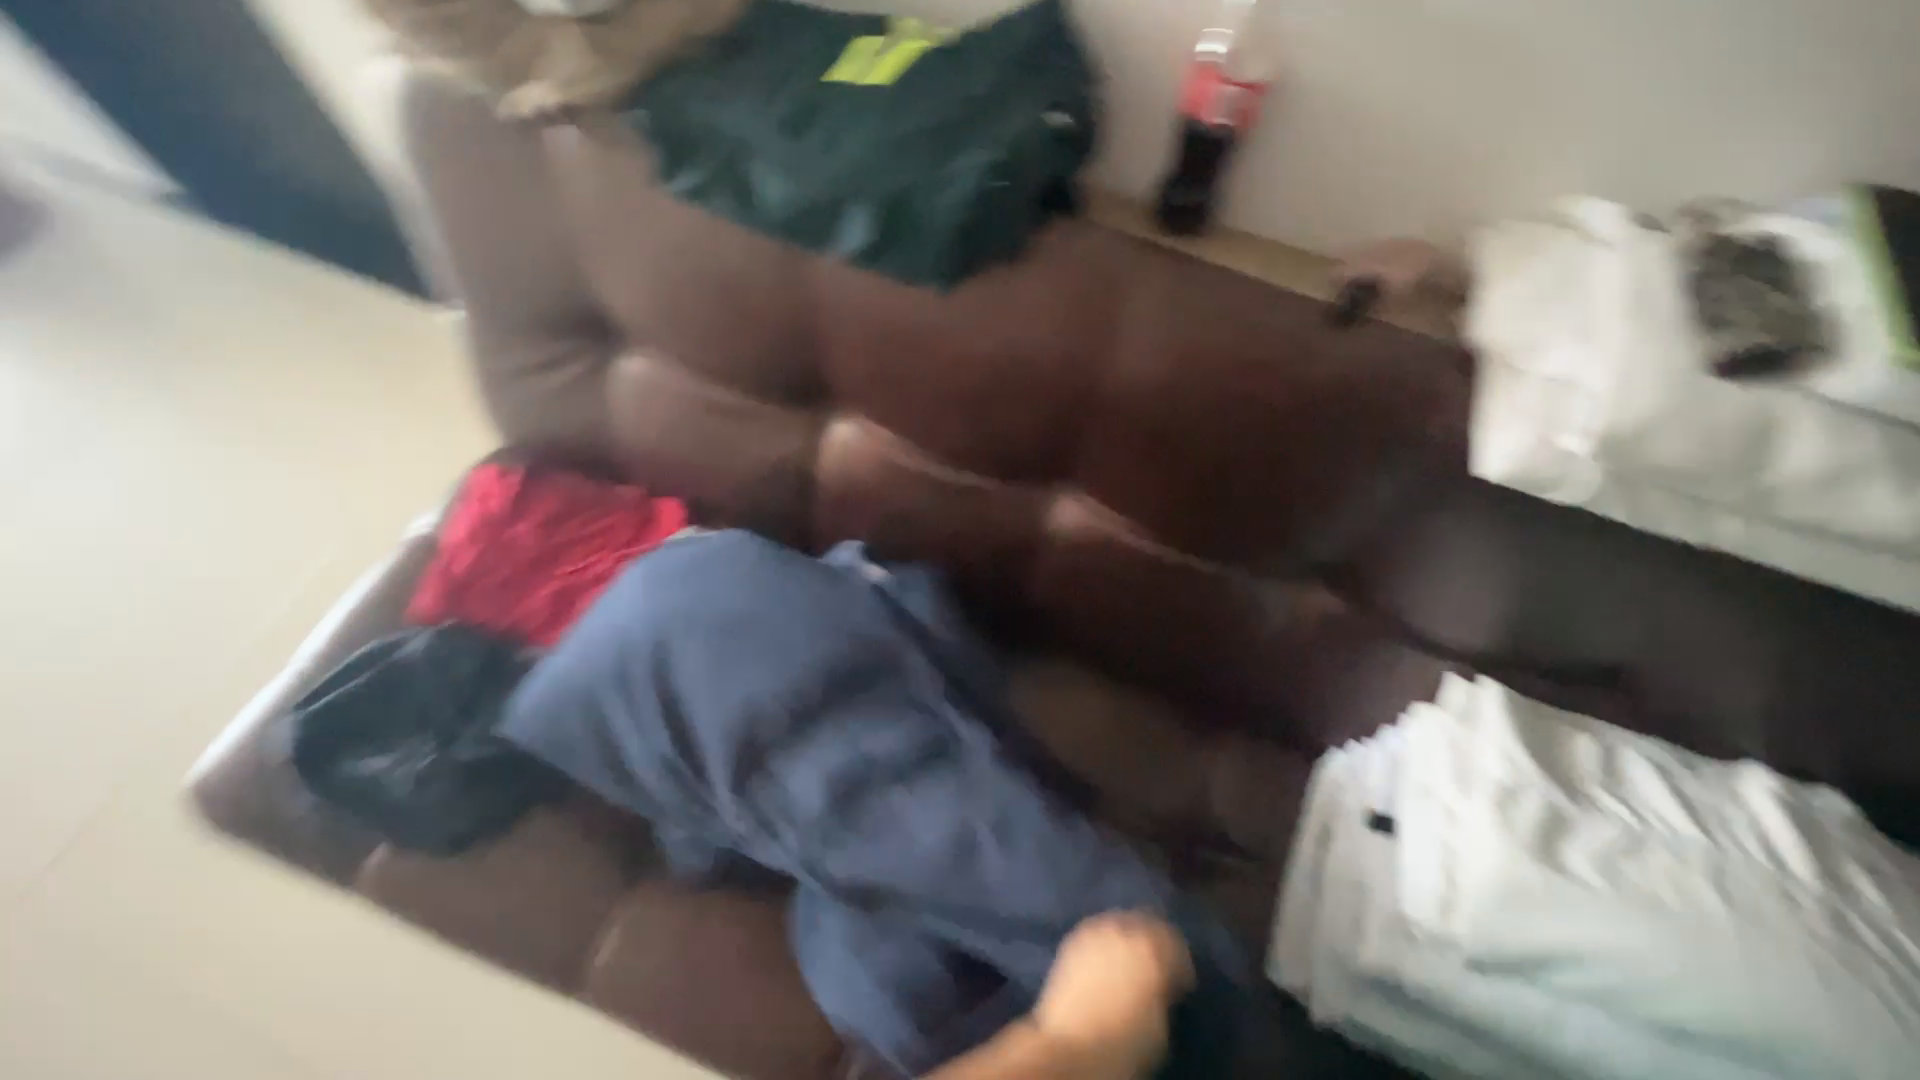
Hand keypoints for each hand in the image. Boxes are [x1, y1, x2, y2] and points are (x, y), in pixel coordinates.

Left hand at [1030, 913, 1194, 1074]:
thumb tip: (1159, 985)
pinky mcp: (1071, 941)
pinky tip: (1103, 962)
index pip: (1176, 944)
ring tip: (1127, 962)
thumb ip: (1162, 992)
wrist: (1071, 1046)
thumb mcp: (1160, 1024)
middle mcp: (1125, 930)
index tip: (1180, 984)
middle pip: (1147, 925)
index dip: (1180, 965)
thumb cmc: (1124, 1042)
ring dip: (1127, 939)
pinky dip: (1103, 943)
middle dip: (1153, 944)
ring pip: (1119, 924)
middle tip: (1155, 968)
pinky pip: (1095, 932)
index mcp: (1154, 950)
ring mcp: (1095, 932)